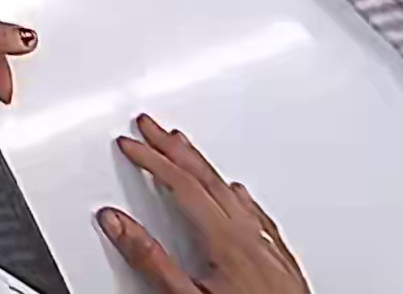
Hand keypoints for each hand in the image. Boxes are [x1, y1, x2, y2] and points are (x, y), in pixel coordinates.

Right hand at [98, 115, 309, 293]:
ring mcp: (274, 258)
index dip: (151, 159)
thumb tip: (114, 220)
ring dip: (202, 165)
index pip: (182, 185)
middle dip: (173, 149)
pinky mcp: (288, 275)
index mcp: (227, 244)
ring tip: (183, 145)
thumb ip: (150, 260)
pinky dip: (241, 199)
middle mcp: (253, 244)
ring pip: (233, 195)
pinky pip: (262, 221)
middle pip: (207, 180)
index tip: (129, 144)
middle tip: (150, 126)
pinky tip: (238, 194)